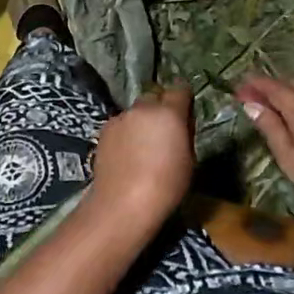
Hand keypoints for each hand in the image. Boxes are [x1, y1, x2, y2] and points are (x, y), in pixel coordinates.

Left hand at [91, 83, 193, 218]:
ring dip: (141, 121)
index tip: (185, 111)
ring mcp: (120, 118)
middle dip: (160, 108)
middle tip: (164, 130)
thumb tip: (180, 124)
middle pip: (154, 97)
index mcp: (169, 112)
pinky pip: (121, 125)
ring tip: (142, 145)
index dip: (183, 98)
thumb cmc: (166, 185)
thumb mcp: (189, 159)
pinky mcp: (104, 132)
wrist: (122, 204)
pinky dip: (126, 133)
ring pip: (135, 112)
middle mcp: (143, 109)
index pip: (180, 89)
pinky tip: (126, 153)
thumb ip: (184, 133)